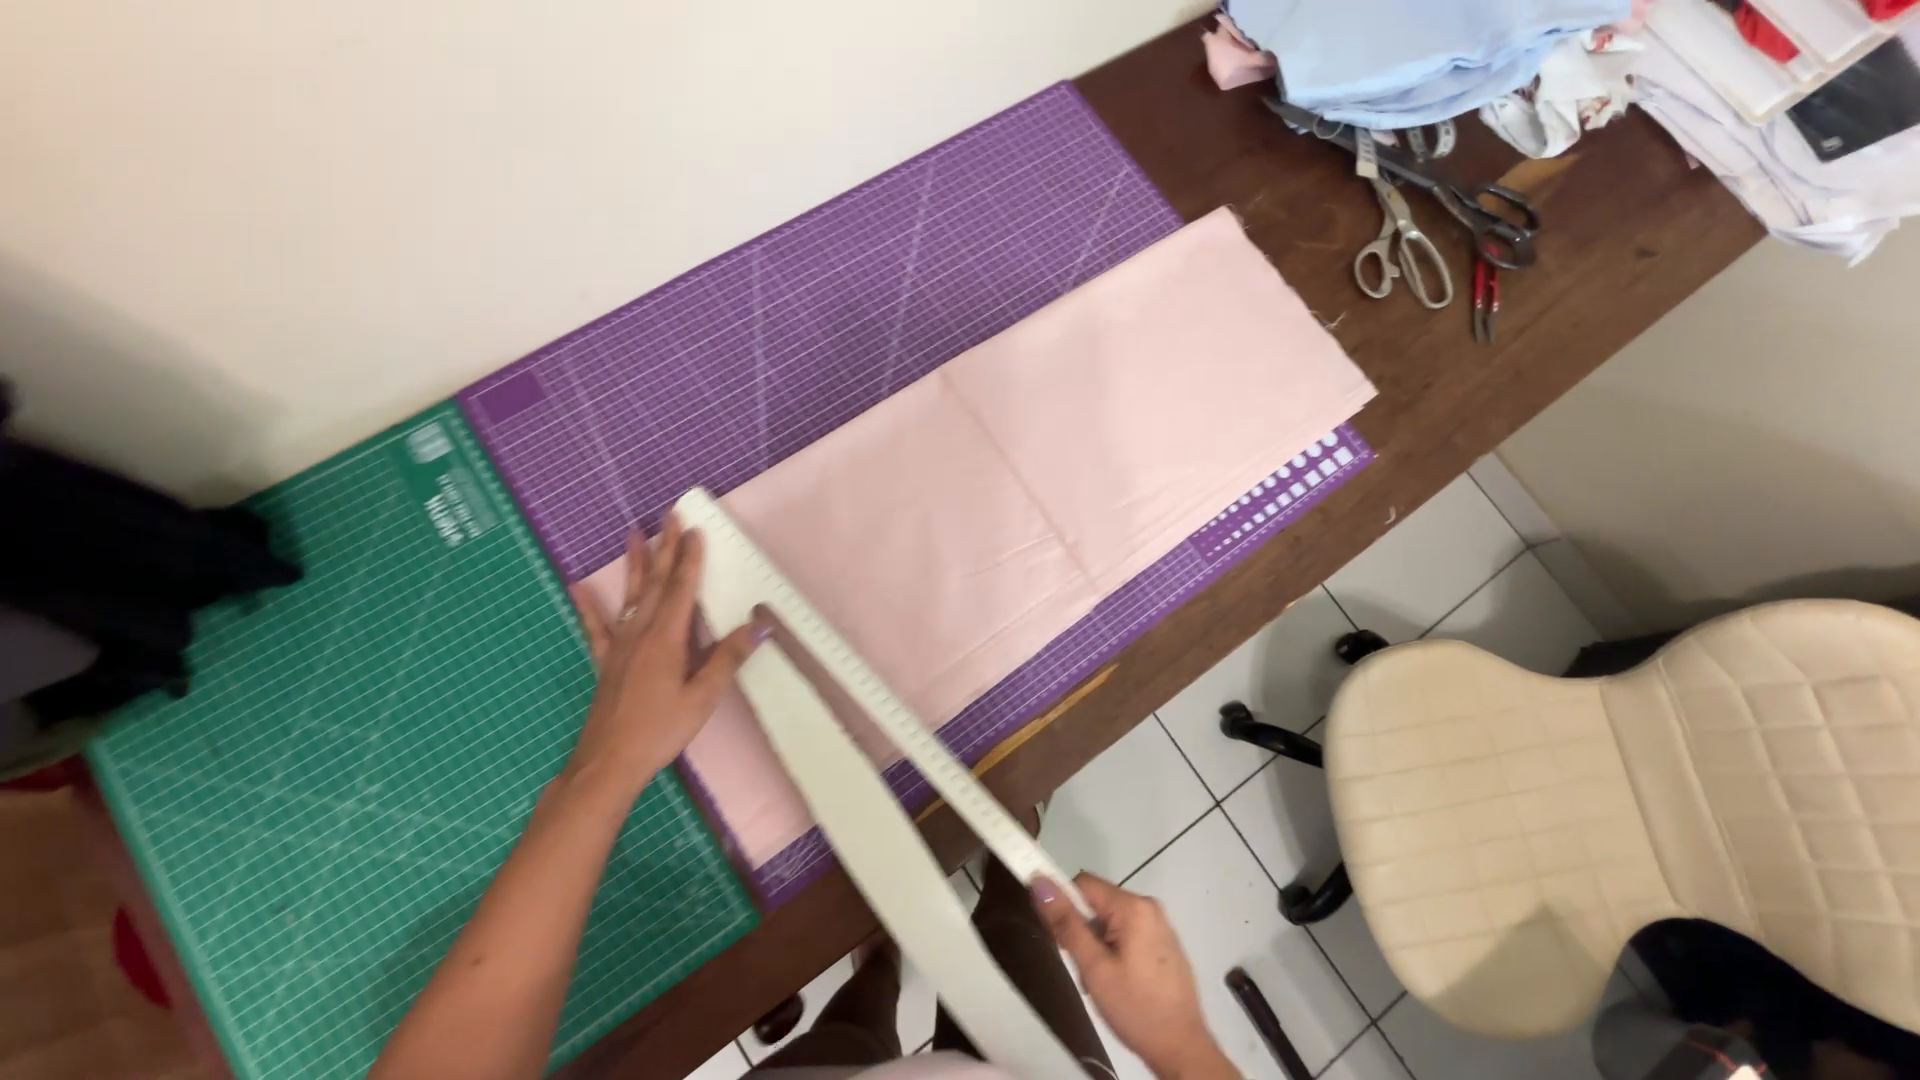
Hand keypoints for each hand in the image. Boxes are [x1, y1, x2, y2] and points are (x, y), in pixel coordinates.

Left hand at [566, 516, 764, 799]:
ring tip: (633, 533)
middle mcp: (641, 633)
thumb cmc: (660, 730)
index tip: (695, 529)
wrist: (608, 762)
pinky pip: (597, 627)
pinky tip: (578, 586)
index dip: (690, 559)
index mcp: (667, 639)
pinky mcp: (607, 661)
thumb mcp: (702, 698)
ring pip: (630, 596)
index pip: (682, 589)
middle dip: (665, 548)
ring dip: (634, 564)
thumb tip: (758, 626)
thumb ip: (727, 659)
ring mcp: (620, 645)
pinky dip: (588, 605)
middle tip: (669, 515)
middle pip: (656, 583)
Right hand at [1033, 874, 1236, 1079]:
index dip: (1064, 905)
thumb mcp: (1094, 968)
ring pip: (1111, 922)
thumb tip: (1040, 881)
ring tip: (1102, 982)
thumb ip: (1066, 923)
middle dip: (1083, 931)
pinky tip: (1119, 983)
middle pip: (1098, 903)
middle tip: (1084, 969)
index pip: (1083, 884)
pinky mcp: (1165, 944)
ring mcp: (1160, 926)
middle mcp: (1149, 907)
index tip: (1060, 940)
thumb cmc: (1136, 1008)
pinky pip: (1128, 934)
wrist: (1182, 1049)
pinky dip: (1115, 951)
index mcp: (1133, 907)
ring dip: (1097, 945)